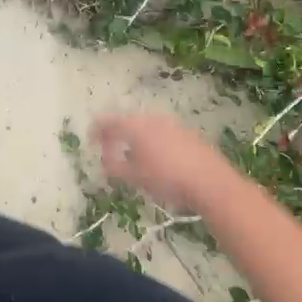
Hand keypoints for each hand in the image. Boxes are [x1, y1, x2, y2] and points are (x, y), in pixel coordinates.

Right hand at [93, 112, 235, 211]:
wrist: (211, 182)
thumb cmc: (167, 179)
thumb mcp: (135, 177)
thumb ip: (114, 167)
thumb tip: (103, 160)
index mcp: (135, 126)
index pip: (108, 122)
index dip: (96, 130)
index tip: (90, 140)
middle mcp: (151, 119)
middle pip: (127, 122)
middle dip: (116, 134)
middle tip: (110, 148)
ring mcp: (172, 124)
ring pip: (146, 127)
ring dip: (136, 138)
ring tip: (134, 155)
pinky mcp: (188, 133)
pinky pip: (162, 132)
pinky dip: (153, 141)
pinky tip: (158, 158)